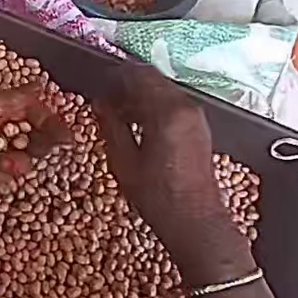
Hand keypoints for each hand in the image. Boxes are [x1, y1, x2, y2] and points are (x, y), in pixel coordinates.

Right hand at [96, 66, 252, 282]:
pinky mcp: (199, 128)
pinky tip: (138, 125)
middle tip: (105, 99)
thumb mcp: (124, 163)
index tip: (98, 84)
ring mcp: (196, 116)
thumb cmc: (157, 197)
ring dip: (141, 96)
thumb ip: (111, 127)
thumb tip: (99, 104)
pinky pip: (173, 105)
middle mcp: (186, 107)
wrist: (195, 220)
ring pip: (164, 91)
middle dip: (128, 85)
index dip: (115, 77)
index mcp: (167, 112)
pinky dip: (154, 107)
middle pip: (153, 80)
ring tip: (117, 113)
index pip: (138, 76)